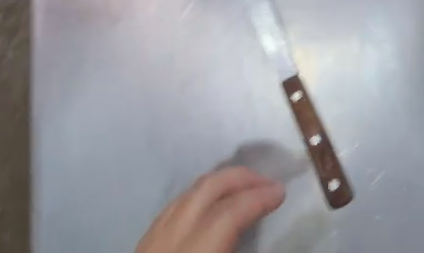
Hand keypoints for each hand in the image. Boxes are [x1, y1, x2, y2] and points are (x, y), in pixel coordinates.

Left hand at [136, 167, 285, 252]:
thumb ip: (239, 246)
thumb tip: (260, 218)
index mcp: (194, 249)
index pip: (228, 212)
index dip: (257, 197)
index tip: (280, 192)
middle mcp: (169, 237)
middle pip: (206, 189)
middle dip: (239, 178)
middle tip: (266, 182)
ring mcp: (150, 238)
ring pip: (186, 194)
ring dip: (217, 184)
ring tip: (242, 188)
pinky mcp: (142, 243)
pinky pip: (171, 209)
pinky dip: (195, 198)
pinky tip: (208, 205)